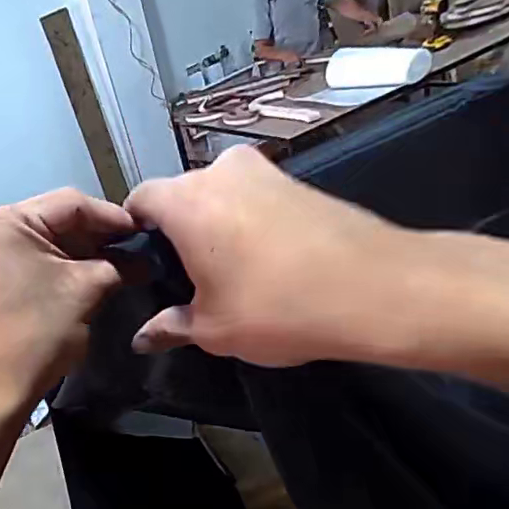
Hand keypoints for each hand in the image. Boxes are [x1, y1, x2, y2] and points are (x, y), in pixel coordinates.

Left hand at [0, 189, 133, 408]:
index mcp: (4, 222)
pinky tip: (97, 273)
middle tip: (139, 248)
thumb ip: (119, 264)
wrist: (0, 388)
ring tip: (125, 262)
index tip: (146, 230)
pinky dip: (66, 266)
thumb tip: (147, 259)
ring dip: (86, 252)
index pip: (70, 204)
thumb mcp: (86, 289)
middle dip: (100, 236)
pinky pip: (37, 260)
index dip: (112, 217)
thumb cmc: (40, 332)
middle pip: (58, 220)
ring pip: (50, 241)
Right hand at [124, 146, 454, 367]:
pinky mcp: (298, 181)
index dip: (133, 230)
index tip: (141, 263)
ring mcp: (265, 171)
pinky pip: (253, 198)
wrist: (376, 288)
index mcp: (187, 202)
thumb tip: (143, 338)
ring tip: (228, 272)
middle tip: (186, 277)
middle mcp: (221, 172)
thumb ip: (170, 327)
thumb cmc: (279, 307)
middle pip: (180, 195)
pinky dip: (246, 222)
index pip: (139, 199)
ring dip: (213, 226)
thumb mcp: (214, 329)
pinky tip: (264, 261)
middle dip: (175, 231)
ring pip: (219, 195)